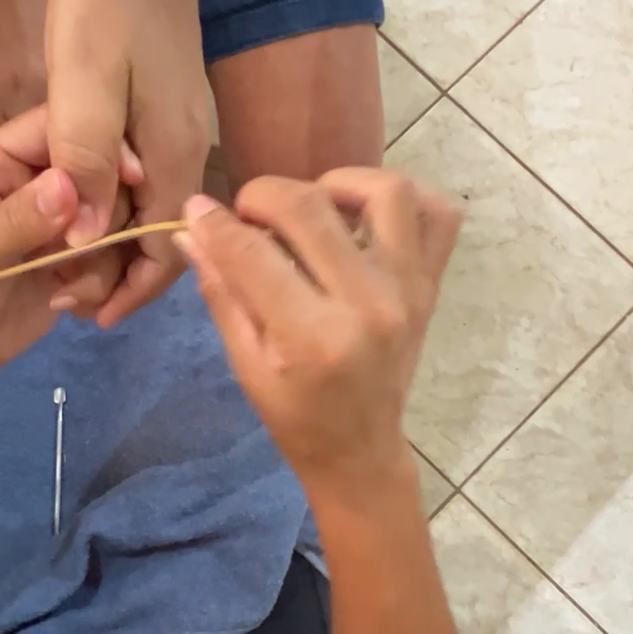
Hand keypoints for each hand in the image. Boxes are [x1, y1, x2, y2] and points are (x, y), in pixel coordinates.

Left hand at [0, 107, 132, 374]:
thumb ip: (17, 218)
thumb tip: (68, 186)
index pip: (54, 130)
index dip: (93, 145)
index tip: (130, 174)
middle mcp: (35, 185)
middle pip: (96, 176)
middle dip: (101, 220)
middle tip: (81, 254)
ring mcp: (59, 225)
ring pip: (111, 224)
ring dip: (99, 263)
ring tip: (65, 292)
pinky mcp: (76, 262)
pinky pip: (110, 262)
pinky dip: (99, 287)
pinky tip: (67, 306)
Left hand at [45, 0, 211, 326]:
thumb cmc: (105, 2)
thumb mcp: (83, 82)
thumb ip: (85, 163)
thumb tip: (84, 241)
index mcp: (171, 159)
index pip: (165, 250)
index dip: (132, 290)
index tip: (96, 317)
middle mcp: (185, 158)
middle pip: (162, 242)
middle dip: (121, 279)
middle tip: (73, 301)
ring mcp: (179, 140)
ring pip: (152, 218)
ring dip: (116, 251)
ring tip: (72, 274)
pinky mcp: (165, 123)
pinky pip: (147, 189)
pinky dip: (119, 215)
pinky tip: (88, 219)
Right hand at [174, 171, 462, 500]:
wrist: (360, 451)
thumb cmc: (295, 417)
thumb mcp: (247, 365)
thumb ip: (222, 292)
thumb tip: (193, 229)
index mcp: (312, 336)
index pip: (253, 253)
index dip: (216, 223)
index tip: (198, 210)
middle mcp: (367, 304)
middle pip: (310, 207)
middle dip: (263, 196)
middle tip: (249, 215)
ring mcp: (408, 291)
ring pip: (386, 192)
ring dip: (338, 183)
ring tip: (311, 207)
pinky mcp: (429, 287)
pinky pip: (439, 215)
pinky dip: (406, 199)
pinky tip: (366, 214)